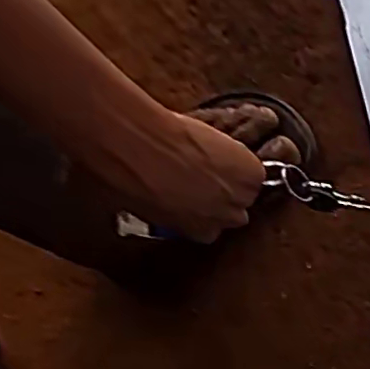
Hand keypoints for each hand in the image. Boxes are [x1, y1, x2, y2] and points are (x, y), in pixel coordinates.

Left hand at [100, 110, 269, 242]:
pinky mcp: (252, 172)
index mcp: (198, 232)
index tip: (182, 195)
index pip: (209, 227)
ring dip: (230, 176)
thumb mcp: (120, 199)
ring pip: (244, 189)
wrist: (126, 136)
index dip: (196, 209)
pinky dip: (238, 156)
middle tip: (193, 173)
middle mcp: (227, 220)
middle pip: (233, 211)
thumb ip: (147, 209)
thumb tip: (136, 204)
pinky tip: (213, 145)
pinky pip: (252, 167)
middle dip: (218, 196)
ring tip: (203, 155)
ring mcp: (243, 196)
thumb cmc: (117, 169)